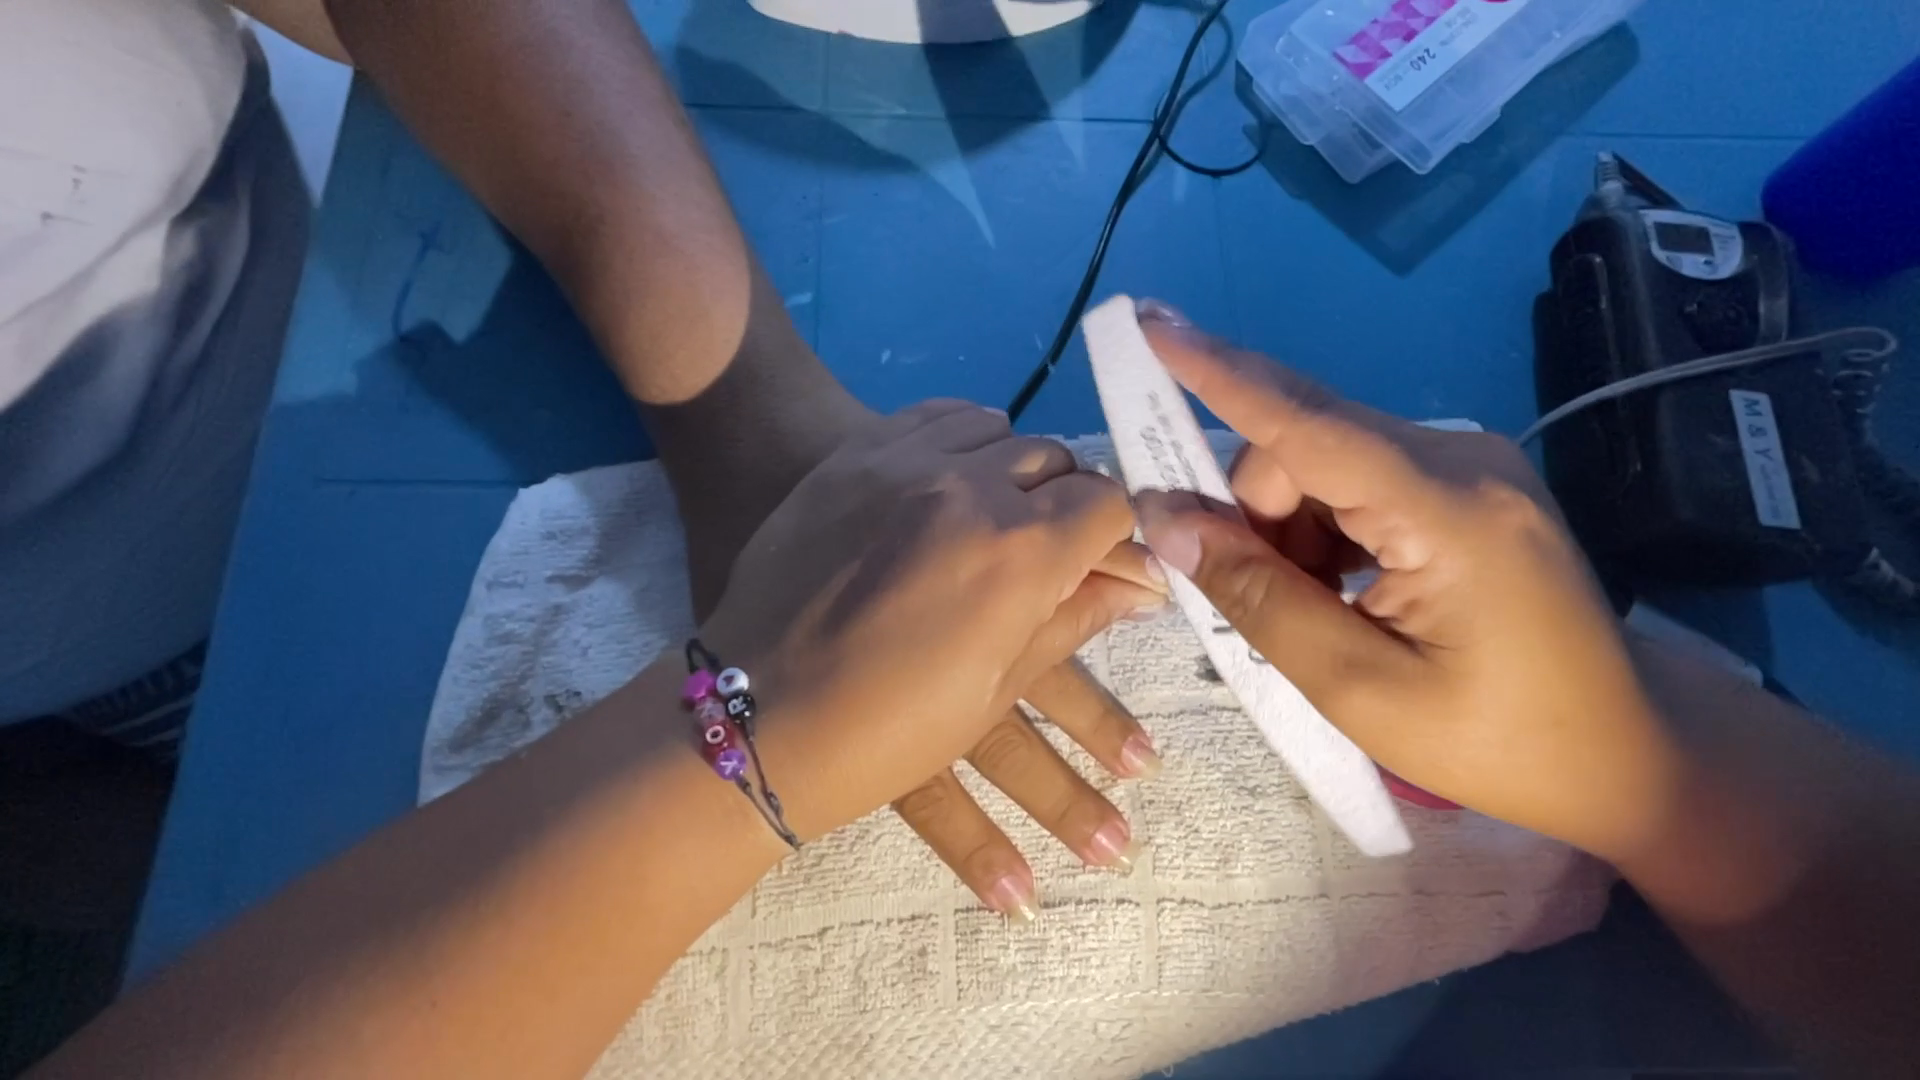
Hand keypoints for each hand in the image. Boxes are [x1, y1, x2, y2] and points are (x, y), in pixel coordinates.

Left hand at [700, 401, 1161, 871]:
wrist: (756, 711)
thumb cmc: (887, 728)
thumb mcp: (995, 688)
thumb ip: (1072, 618)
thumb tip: (1137, 584)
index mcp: (1019, 556)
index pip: (1109, 508)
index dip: (1119, 539)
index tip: (1109, 568)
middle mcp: (973, 489)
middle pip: (1061, 462)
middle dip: (1073, 505)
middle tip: (1056, 551)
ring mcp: (909, 462)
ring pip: (1004, 431)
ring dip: (1019, 469)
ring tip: (1001, 514)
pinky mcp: (859, 455)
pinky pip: (939, 417)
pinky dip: (966, 439)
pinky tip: (956, 476)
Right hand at [1127, 304, 1684, 863]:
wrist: (1627, 756)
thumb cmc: (1495, 740)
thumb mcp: (1354, 686)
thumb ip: (1255, 595)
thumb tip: (1166, 518)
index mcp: (1445, 510)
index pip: (1305, 423)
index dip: (1217, 372)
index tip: (1149, 322)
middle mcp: (1457, 459)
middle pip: (1299, 448)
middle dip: (1252, 515)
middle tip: (1253, 598)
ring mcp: (1464, 466)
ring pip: (1315, 465)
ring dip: (1284, 531)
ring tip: (1314, 611)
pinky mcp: (1460, 483)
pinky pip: (1349, 481)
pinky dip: (1316, 531)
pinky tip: (1339, 589)